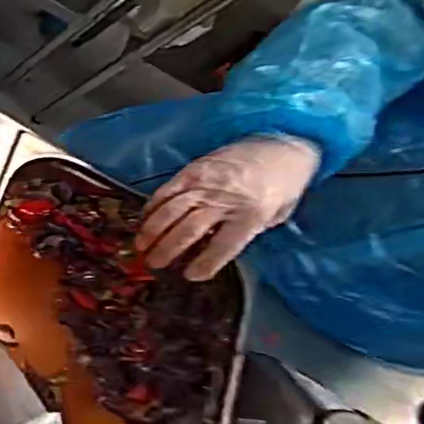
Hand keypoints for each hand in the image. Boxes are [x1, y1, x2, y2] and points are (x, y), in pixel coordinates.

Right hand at [137, 134, 320, 280]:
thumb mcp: (275, 213)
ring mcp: (203, 185)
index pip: (224, 245)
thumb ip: (245, 229)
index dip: (206, 262)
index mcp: (251, 215)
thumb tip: (215, 244)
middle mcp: (224, 201)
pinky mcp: (190, 172)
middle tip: (152, 263)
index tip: (191, 276)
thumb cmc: (282, 186)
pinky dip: (152, 207)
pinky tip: (144, 220)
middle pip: (189, 229)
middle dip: (168, 249)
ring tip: (141, 244)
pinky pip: (165, 192)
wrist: (280, 147)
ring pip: (171, 211)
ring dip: (152, 230)